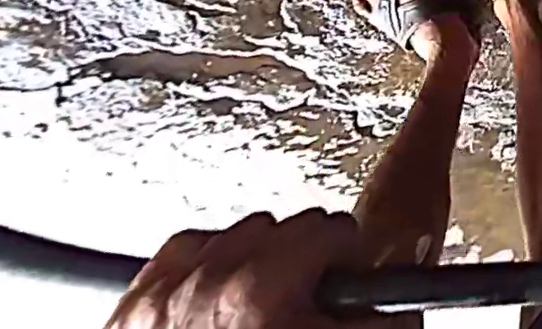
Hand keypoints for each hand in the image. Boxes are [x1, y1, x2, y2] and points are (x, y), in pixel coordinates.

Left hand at [106, 209, 395, 328]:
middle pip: (292, 227)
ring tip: (262, 304)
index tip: (340, 280)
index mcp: (261, 287)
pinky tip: (219, 299)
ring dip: (258, 261)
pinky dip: (206, 268)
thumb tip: (408, 284)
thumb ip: (385, 314)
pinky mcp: (134, 305)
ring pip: (242, 235)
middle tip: (302, 302)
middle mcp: (209, 284)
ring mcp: (165, 295)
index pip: (335, 231)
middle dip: (305, 259)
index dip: (347, 259)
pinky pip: (188, 251)